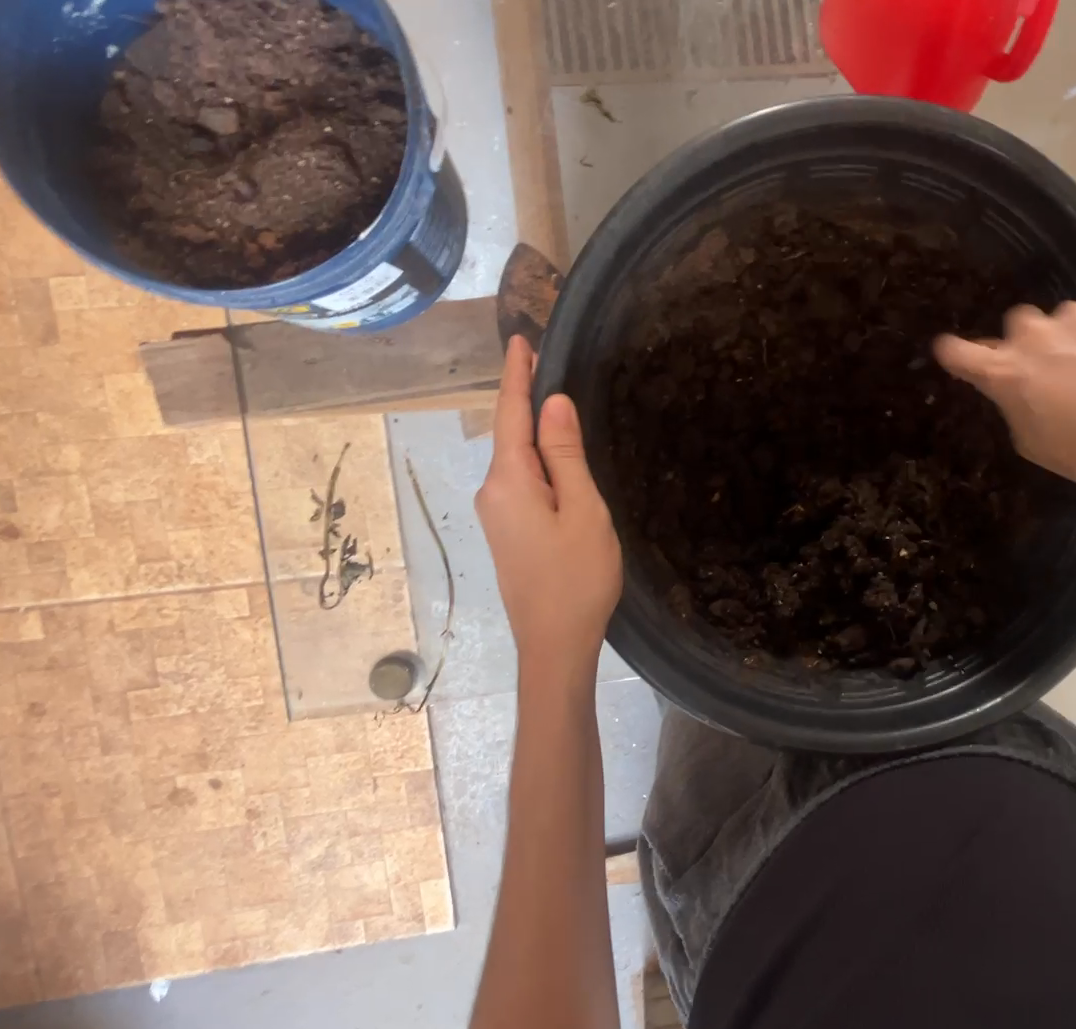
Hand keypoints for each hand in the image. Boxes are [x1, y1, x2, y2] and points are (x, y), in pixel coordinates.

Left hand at [476, 336, 622, 668]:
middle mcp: (492, 492)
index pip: (510, 414)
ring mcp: (496, 515)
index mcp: (509, 481)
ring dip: (535, 433)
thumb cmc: (577, 578)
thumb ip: (565, 455)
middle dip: (527, 399)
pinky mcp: (507, 533)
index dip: (516, 375)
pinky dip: (538, 462)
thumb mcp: (582, 510)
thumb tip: (552, 403)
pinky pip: (521, 483)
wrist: (555, 644)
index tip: (519, 338)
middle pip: (511, 435)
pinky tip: (558, 461)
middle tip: (548, 363)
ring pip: (518, 462)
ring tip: (560, 406)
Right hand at [933, 299, 1075, 489]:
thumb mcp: (1035, 445)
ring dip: (1069, 341)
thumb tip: (1017, 391)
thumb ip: (1014, 408)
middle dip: (1027, 347)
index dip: (954, 353)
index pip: (957, 351)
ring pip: (1060, 323)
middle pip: (1015, 329)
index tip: (954, 354)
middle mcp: (1034, 334)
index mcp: (1006, 373)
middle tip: (1051, 374)